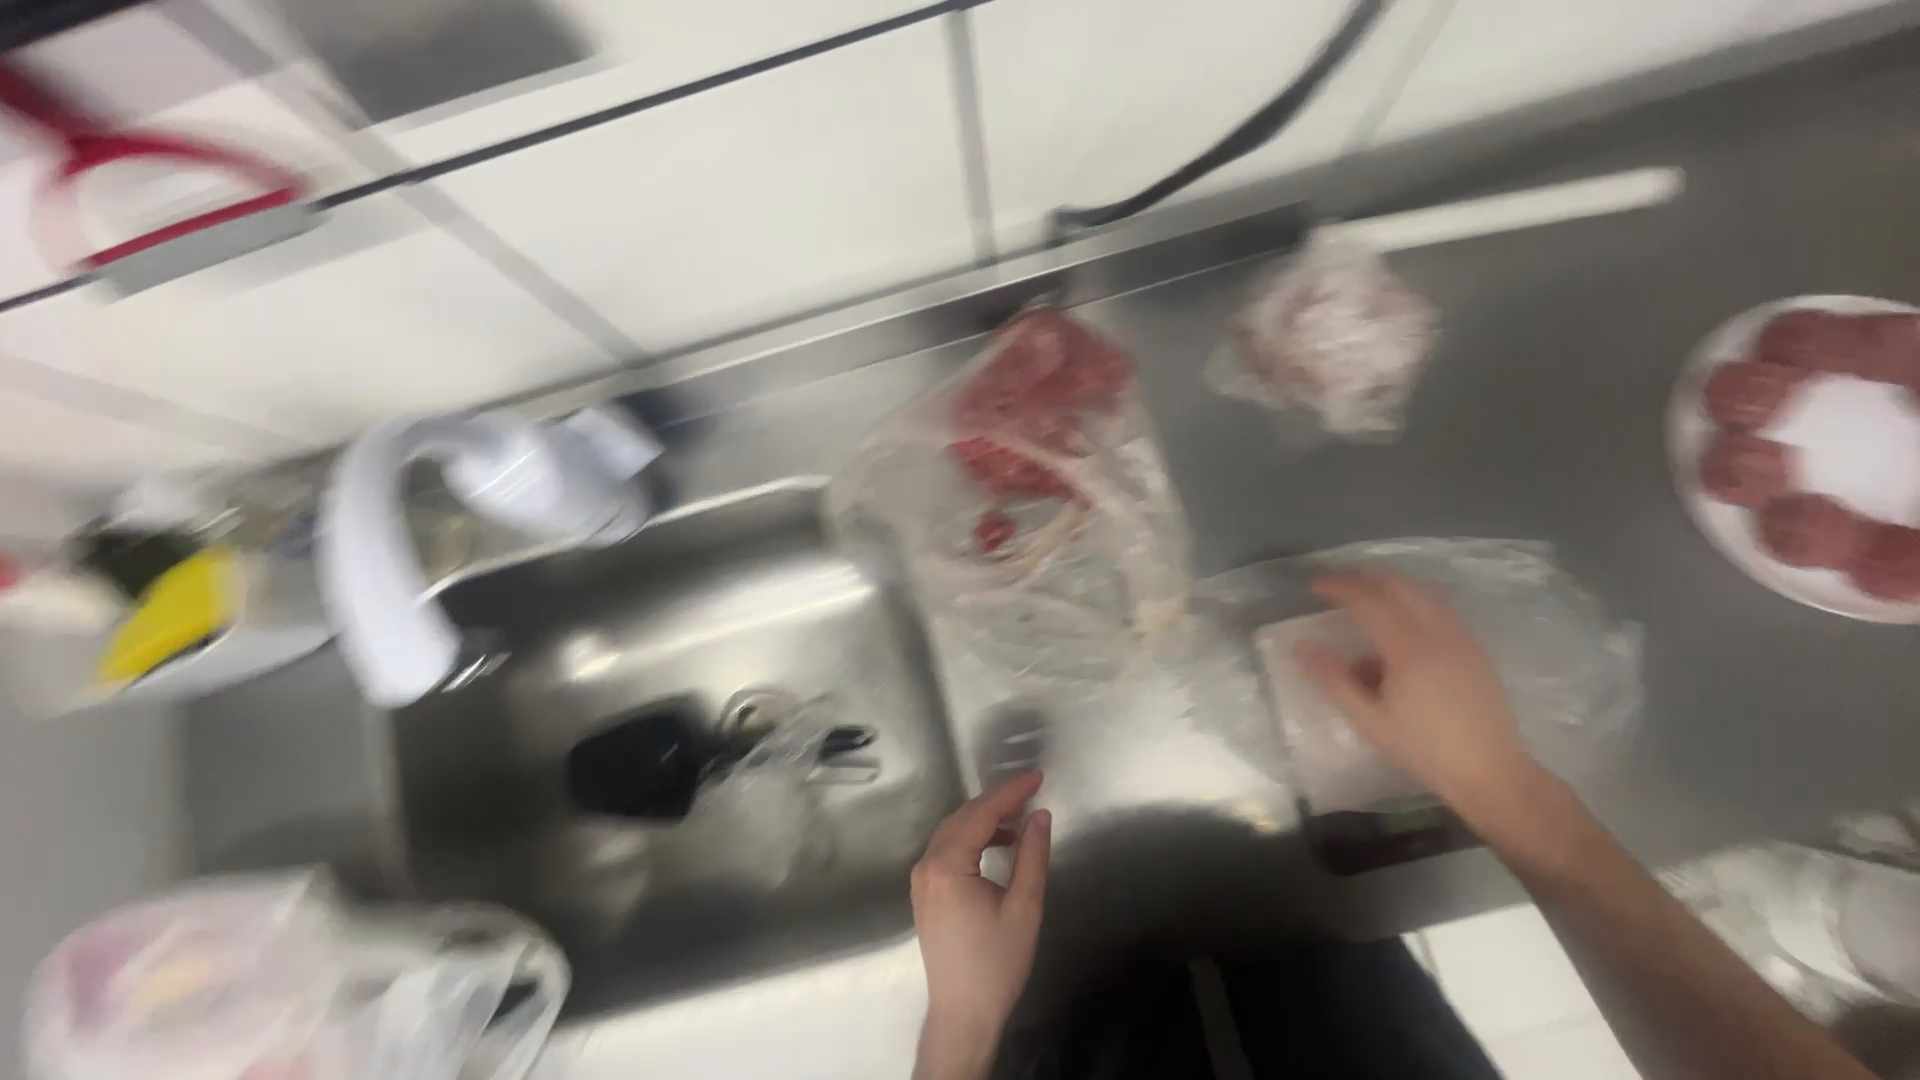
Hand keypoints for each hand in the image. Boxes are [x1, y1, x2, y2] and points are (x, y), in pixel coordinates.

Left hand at [910, 772, 1051, 1042]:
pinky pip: (948, 849)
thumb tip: (1040, 815)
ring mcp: (922, 879)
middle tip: (1031, 791)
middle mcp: (926, 866)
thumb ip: (1032, 856)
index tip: (1036, 778)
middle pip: (962, 817)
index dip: (1010, 792)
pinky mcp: (926, 892)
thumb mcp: (1024, 907)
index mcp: (947, 866)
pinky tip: (999, 844)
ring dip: (985, 819)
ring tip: (1020, 818)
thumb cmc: (996, 964)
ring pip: (953, 831)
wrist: (963, 1013)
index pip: (980, 814)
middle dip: (997, 801)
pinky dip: (973, 838)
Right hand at [1294, 569, 1541, 810]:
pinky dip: (1413, 599)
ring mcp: (1461, 638)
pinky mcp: (1474, 648)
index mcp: (1409, 649)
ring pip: (1423, 592)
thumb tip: (1302, 647)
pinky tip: (1401, 617)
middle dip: (1364, 576)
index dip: (1339, 587)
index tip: (1314, 587)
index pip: (1368, 601)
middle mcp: (1438, 633)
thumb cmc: (1423, 748)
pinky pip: (1440, 608)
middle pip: (1398, 586)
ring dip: (1390, 584)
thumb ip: (1334, 680)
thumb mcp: (1368, 720)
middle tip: (1337, 582)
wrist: (1491, 772)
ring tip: (1366, 591)